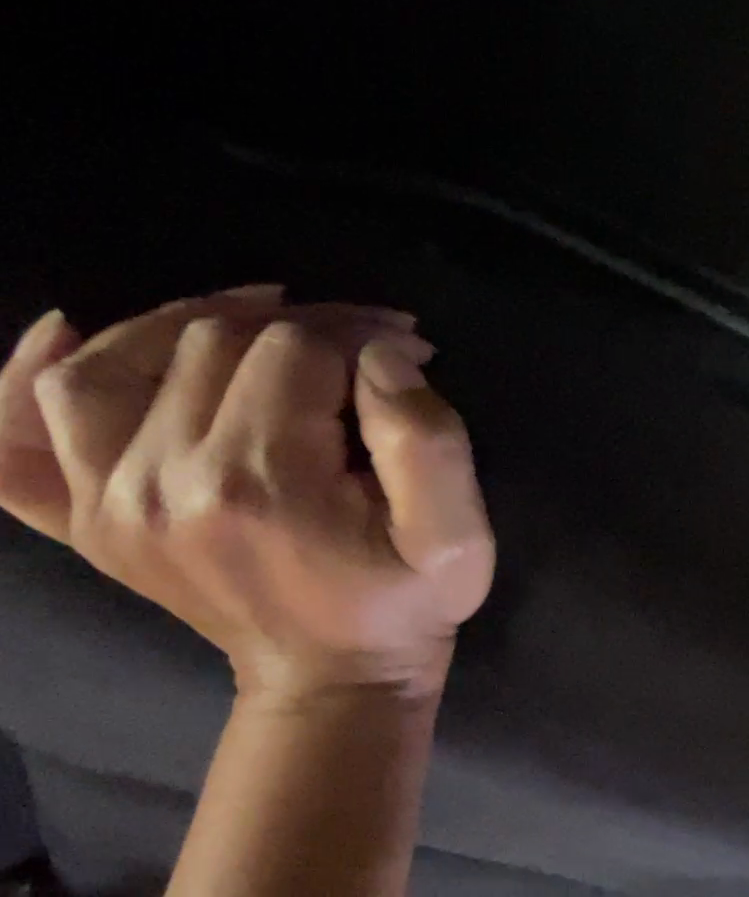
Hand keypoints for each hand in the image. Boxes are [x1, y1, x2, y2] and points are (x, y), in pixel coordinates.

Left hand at [0, 287, 494, 704]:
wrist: (333, 678)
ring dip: (187, 321)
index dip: (361, 329)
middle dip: (302, 319)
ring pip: (110, 365)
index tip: (413, 346)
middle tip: (368, 338)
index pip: (295, 348)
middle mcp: (159, 483)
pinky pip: (17, 439)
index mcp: (259, 482)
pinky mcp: (85, 521)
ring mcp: (105, 505)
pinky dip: (26, 379)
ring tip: (261, 317)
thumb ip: (428, 438)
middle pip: (210, 343)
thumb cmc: (407, 600)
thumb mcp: (457, 533)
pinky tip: (66, 337)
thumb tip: (381, 356)